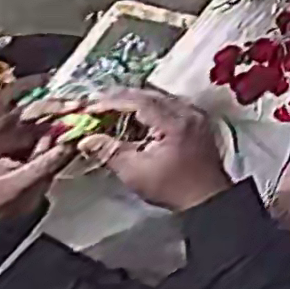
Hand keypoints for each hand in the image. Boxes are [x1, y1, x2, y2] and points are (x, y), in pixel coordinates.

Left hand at [0, 81, 74, 233]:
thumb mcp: (17, 188)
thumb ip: (47, 162)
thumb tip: (76, 138)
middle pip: (23, 113)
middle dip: (50, 105)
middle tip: (74, 104)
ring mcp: (19, 143)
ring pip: (44, 119)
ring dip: (64, 112)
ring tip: (84, 110)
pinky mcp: (37, 148)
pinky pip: (57, 131)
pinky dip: (72, 124)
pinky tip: (86, 120)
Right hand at [77, 88, 231, 211]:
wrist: (204, 193)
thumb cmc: (169, 185)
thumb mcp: (134, 171)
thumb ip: (110, 151)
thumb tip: (85, 139)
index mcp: (176, 122)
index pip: (144, 102)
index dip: (115, 101)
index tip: (91, 105)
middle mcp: (190, 112)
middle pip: (156, 95)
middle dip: (125, 96)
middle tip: (98, 99)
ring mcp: (197, 115)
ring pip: (165, 98)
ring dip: (139, 99)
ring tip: (112, 104)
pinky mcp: (197, 121)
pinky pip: (173, 105)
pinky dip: (153, 106)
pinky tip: (136, 114)